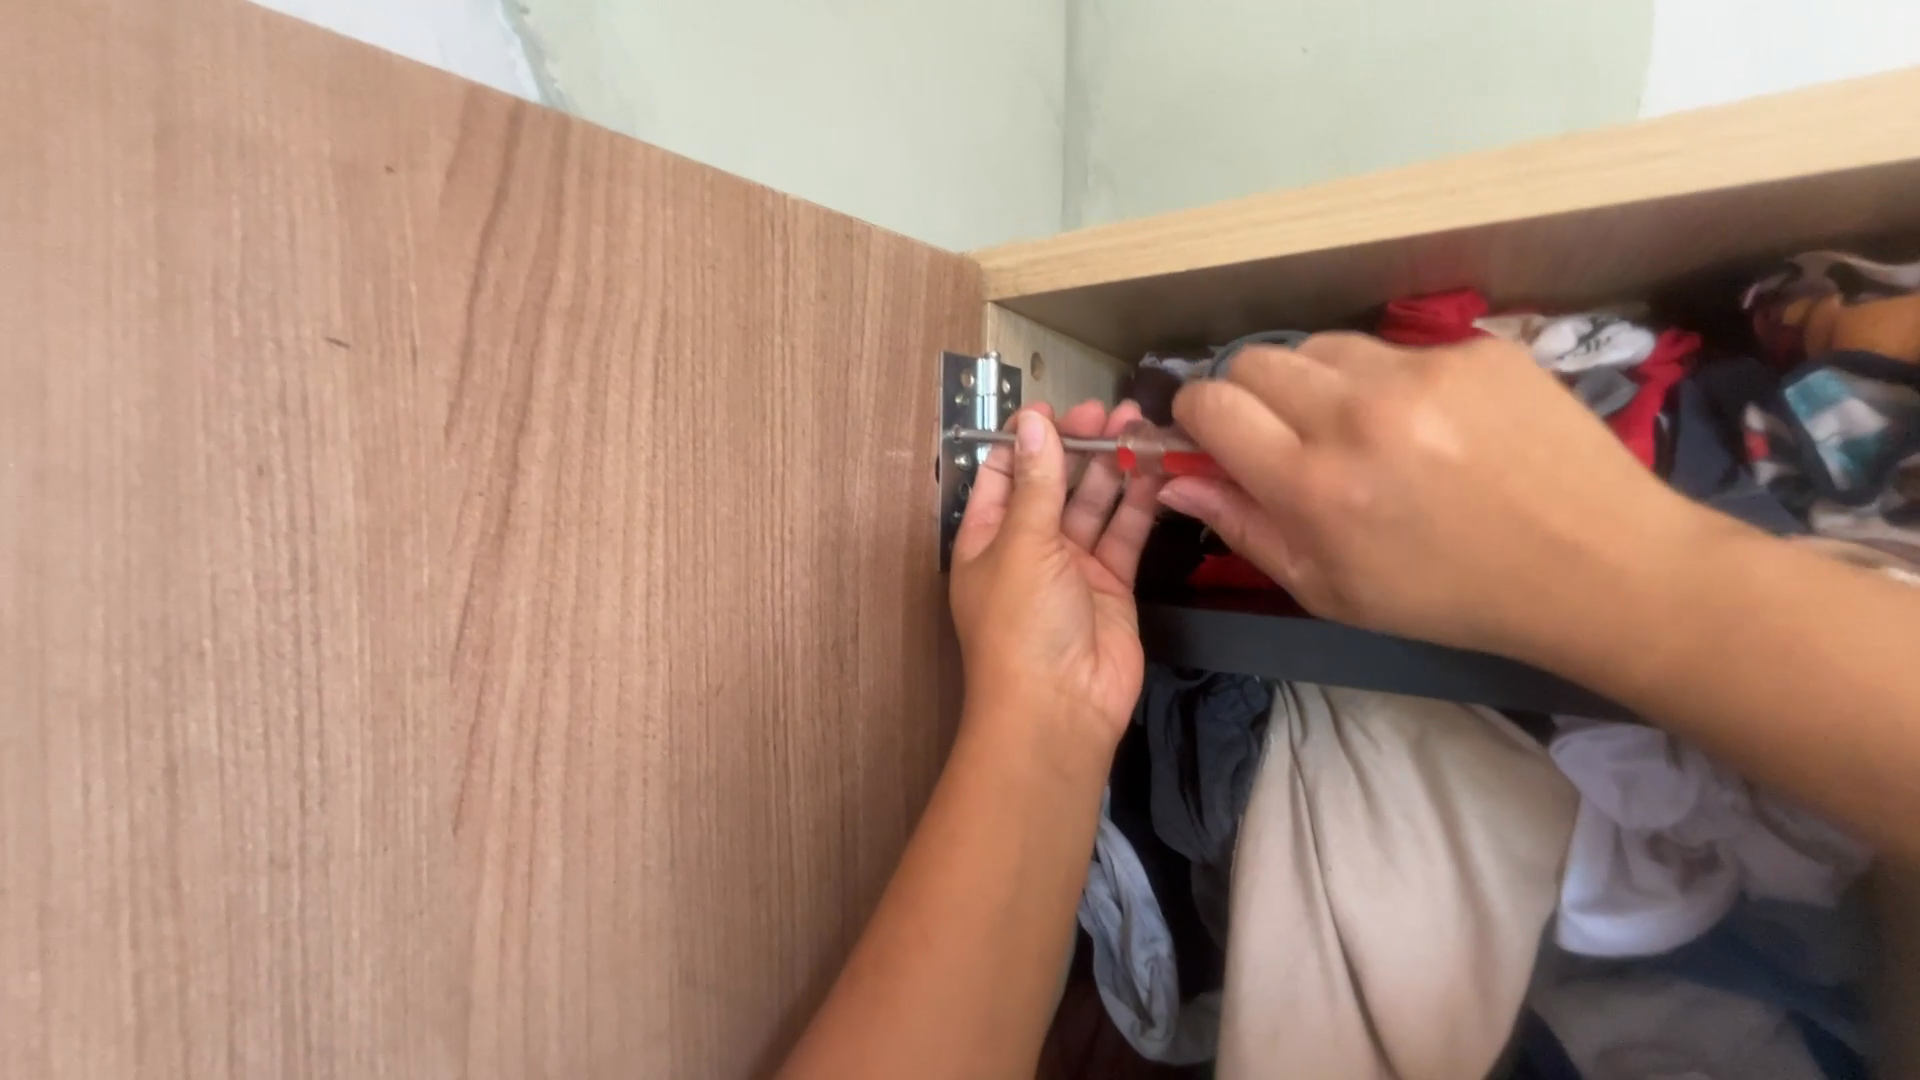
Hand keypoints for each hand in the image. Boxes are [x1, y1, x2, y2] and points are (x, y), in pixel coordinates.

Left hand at [949, 401, 1165, 750]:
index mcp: (986, 536)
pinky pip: (1125, 534)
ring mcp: (1071, 566)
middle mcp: (1027, 546)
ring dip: (1113, 468)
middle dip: (1078, 447)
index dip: (1026, 439)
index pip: (1001, 473)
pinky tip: (1157, 469)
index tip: (1055, 408)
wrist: (1060, 708)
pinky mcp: (1111, 584)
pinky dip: (1140, 504)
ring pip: (1093, 504)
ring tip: (1140, 427)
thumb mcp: (1022, 544)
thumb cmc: (1021, 624)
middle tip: (1110, 412)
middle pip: (1053, 483)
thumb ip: (1036, 482)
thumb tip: (1030, 421)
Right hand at [1158, 334, 1724, 659]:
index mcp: (1313, 483)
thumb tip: (1176, 481)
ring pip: (1318, 346)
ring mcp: (1422, 372)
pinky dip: (1385, 382)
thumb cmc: (1443, 595)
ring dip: (1312, 382)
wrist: (1597, 567)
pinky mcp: (1476, 349)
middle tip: (1278, 433)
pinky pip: (1393, 349)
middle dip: (1245, 394)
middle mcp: (1357, 414)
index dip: (1193, 413)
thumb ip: (1240, 525)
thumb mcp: (1323, 588)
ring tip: (1354, 427)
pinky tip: (1426, 424)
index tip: (1207, 433)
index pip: (1211, 404)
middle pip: (1251, 360)